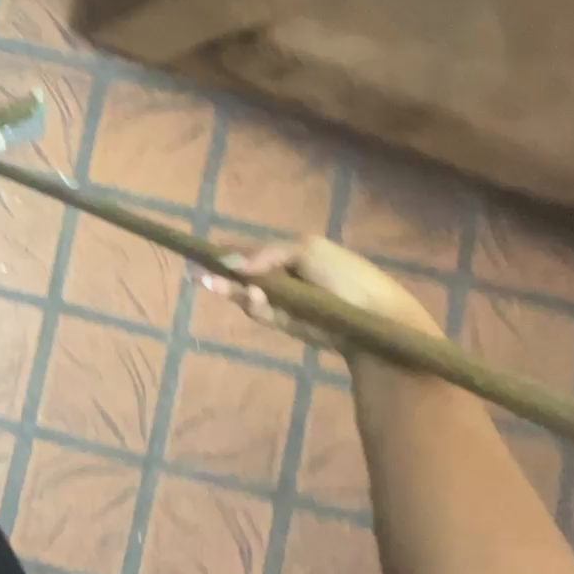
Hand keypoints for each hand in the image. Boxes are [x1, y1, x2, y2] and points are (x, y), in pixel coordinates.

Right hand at [198, 236, 444, 349]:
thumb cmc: (347, 277)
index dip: (224, 253)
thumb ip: (264, 251)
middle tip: (196, 276)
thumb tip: (227, 261)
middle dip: (220, 274)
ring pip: (245, 294)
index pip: (248, 252)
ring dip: (232, 291)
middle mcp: (283, 277)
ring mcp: (283, 302)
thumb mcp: (307, 249)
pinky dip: (252, 306)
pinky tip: (251, 299)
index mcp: (290, 255)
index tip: (199, 255)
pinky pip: (260, 313)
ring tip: (216, 286)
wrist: (377, 319)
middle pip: (241, 275)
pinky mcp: (285, 324)